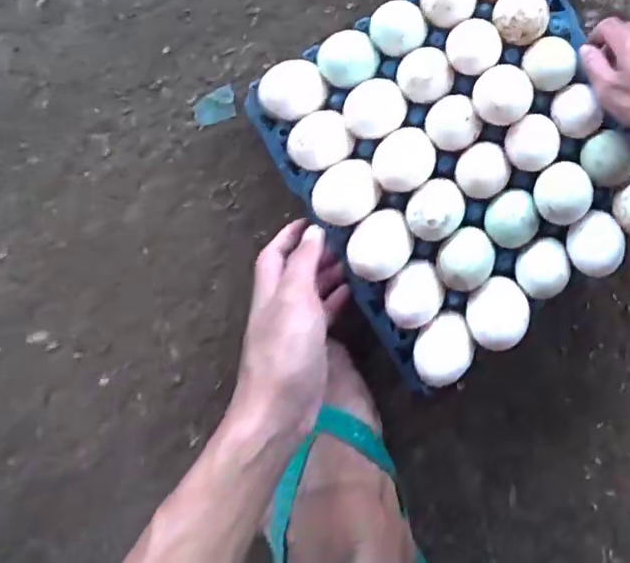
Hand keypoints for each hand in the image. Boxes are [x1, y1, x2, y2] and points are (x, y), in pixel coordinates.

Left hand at [227, 220, 349, 439]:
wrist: (278, 413)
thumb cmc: (284, 351)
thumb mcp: (295, 299)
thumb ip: (303, 263)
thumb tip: (313, 231)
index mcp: (271, 291)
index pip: (276, 253)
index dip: (290, 233)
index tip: (315, 216)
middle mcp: (280, 305)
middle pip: (296, 269)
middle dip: (317, 250)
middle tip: (348, 236)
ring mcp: (295, 326)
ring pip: (312, 289)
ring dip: (330, 273)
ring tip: (358, 258)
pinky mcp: (310, 344)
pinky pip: (325, 311)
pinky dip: (338, 298)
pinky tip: (356, 293)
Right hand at [579, 18, 629, 149]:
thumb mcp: (609, 91)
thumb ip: (593, 66)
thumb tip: (586, 49)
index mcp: (629, 40)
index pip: (606, 24)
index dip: (594, 38)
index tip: (591, 58)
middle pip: (623, 30)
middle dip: (610, 45)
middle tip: (605, 70)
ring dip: (626, 53)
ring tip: (624, 78)